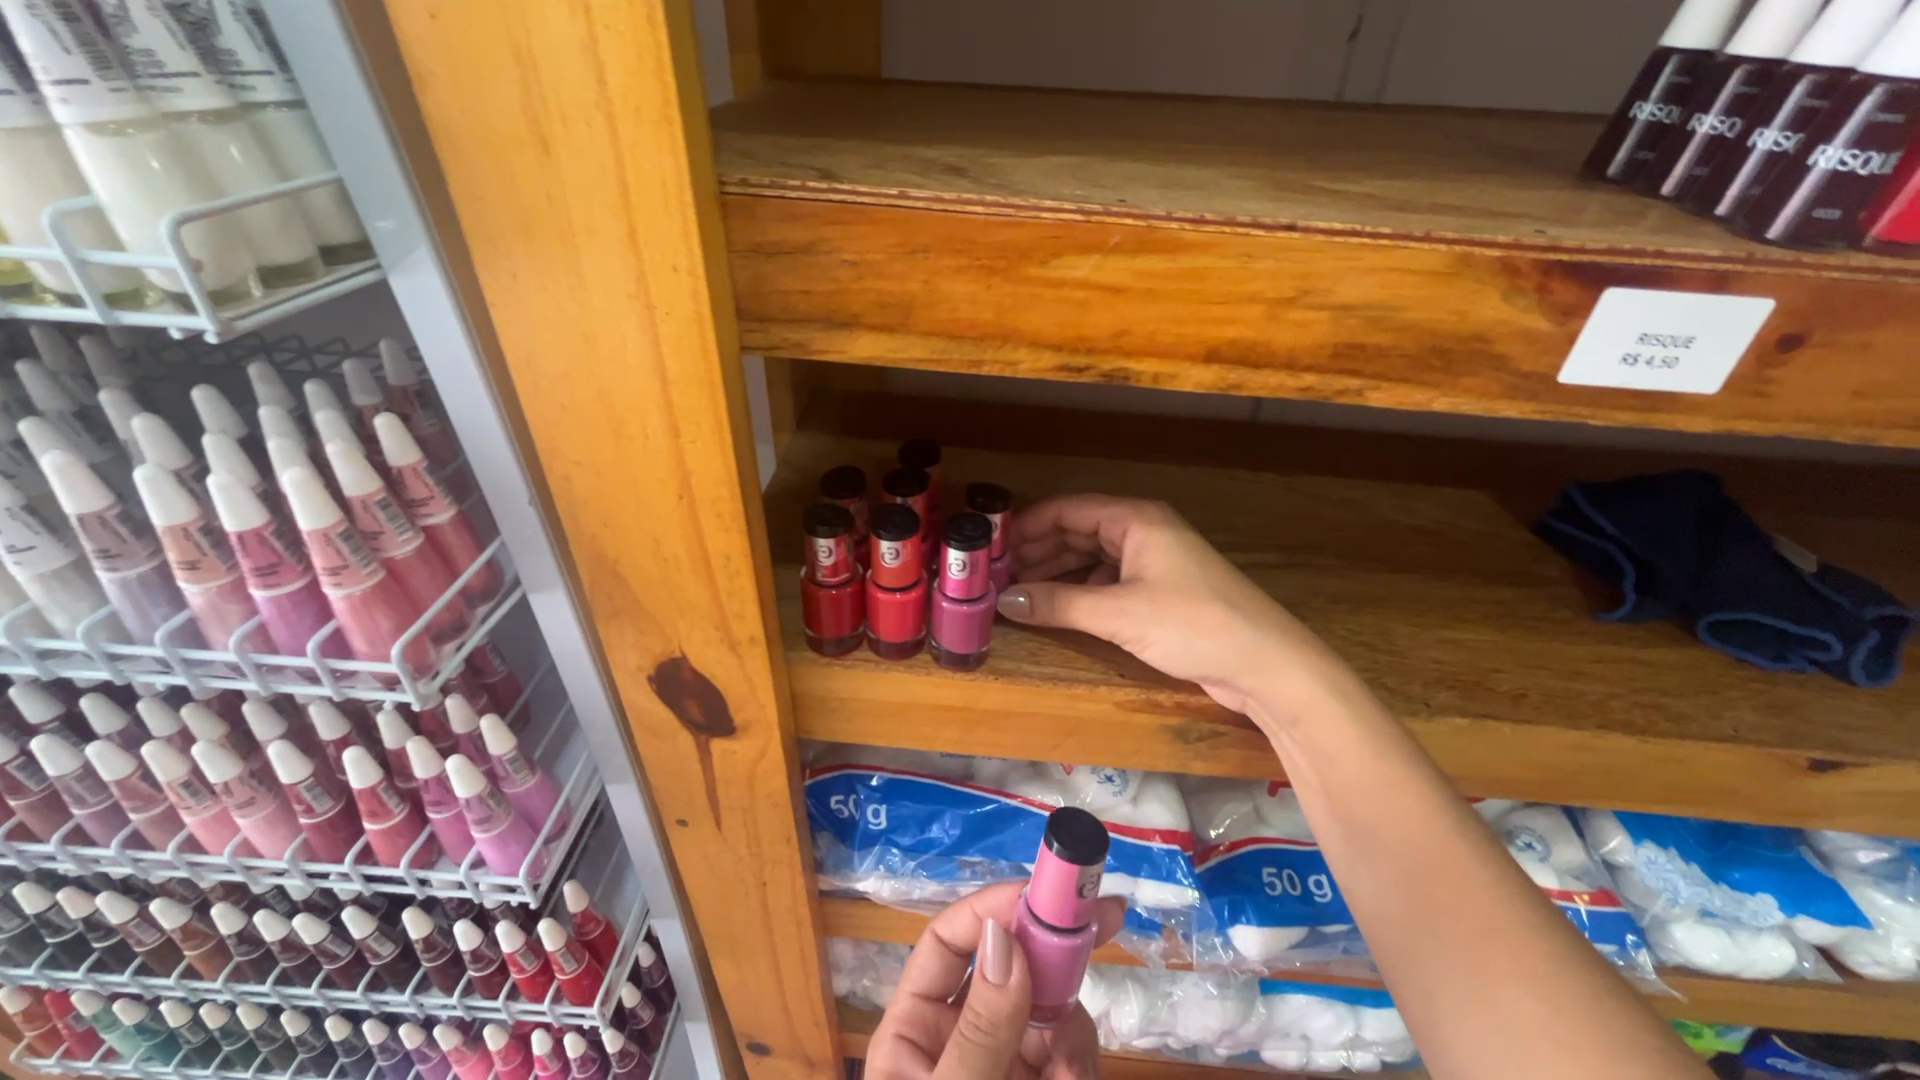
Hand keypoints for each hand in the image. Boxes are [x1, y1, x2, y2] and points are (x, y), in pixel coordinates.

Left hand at [864, 883, 1124, 1078]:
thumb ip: (979, 1027)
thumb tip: (1004, 936)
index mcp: (913, 1029)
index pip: (947, 941)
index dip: (992, 908)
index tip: (1044, 893)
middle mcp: (960, 1036)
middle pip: (1012, 966)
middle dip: (1055, 950)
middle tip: (1106, 914)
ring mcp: (1005, 1063)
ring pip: (1052, 1010)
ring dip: (1072, 1030)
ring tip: (1071, 1075)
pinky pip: (1071, 1055)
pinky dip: (1080, 1065)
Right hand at [997, 495, 1356, 718]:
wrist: (1265, 664)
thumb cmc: (1192, 624)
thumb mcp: (1118, 614)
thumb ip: (1058, 603)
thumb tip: (1005, 599)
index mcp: (1136, 519)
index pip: (1068, 509)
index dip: (1027, 525)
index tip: (991, 547)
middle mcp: (1143, 533)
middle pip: (1078, 532)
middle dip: (1037, 551)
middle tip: (996, 575)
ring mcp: (1154, 563)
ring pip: (1091, 559)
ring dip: (1056, 574)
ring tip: (1016, 594)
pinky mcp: (1160, 594)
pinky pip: (1107, 583)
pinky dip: (1080, 593)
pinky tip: (1056, 609)